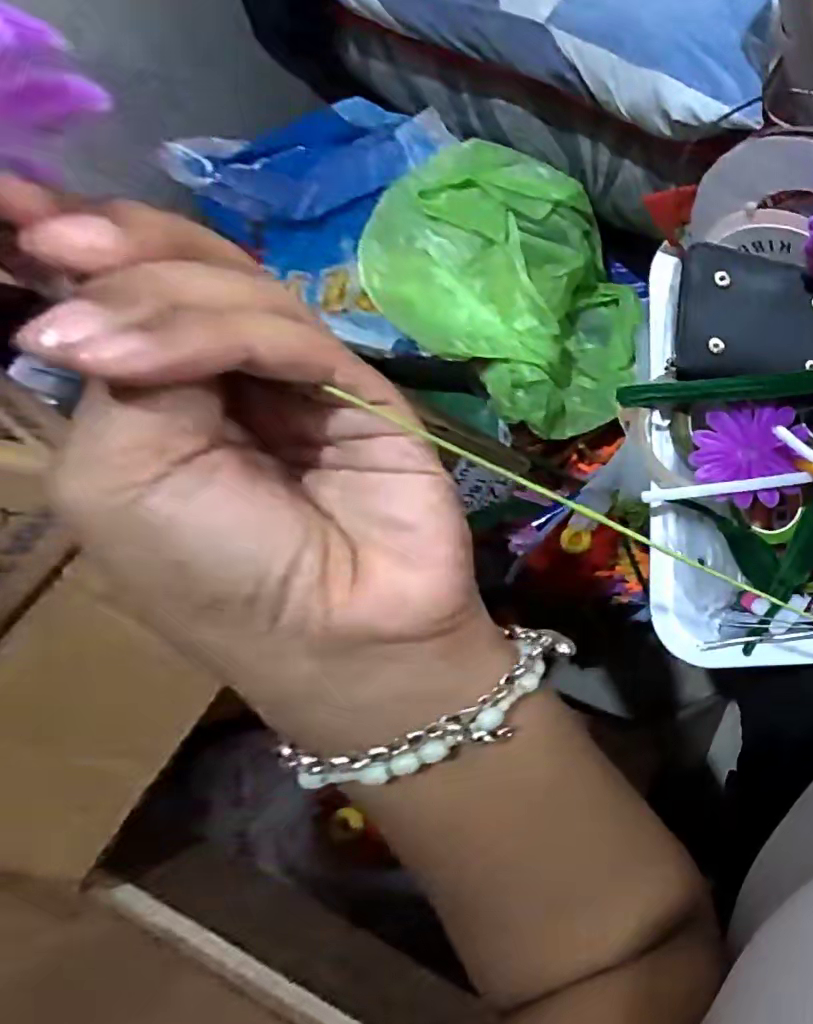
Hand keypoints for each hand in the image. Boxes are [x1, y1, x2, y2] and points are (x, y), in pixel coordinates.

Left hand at [5, 177, 504, 746]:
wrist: (338, 625)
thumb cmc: (215, 570)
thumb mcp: (118, 469)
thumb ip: (133, 374)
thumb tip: (128, 295)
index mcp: (166, 387)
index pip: (133, 286)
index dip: (74, 233)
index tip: (4, 208)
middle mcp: (240, 374)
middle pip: (189, 265)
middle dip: (113, 244)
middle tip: (44, 252)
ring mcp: (313, 386)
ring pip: (247, 291)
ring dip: (156, 295)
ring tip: (86, 349)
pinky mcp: (374, 401)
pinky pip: (302, 342)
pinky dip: (222, 334)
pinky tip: (145, 361)